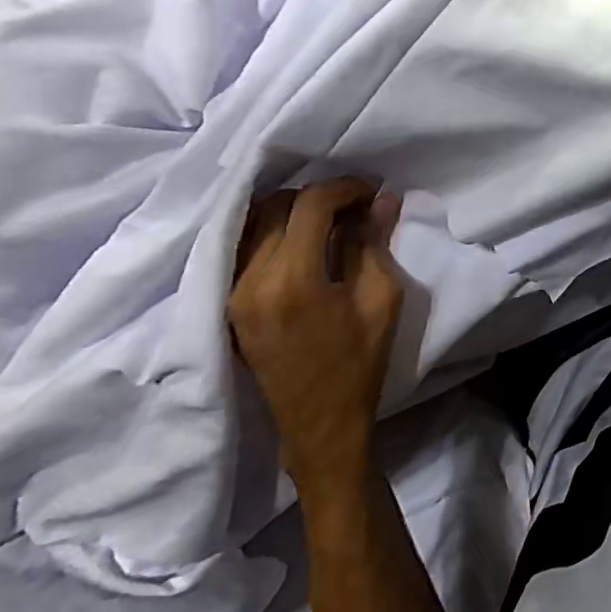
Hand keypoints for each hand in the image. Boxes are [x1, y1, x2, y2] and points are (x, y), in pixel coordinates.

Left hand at [228, 179, 403, 485]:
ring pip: (255, 222)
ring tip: (330, 221)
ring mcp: (231, 293)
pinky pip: (245, 247)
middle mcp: (250, 280)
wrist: (320, 423)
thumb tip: (381, 200)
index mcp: (292, 280)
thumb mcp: (382, 300)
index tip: (371, 191)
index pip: (310, 206)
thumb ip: (374, 244)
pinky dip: (274, 232)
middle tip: (355, 206)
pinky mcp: (227, 304)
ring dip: (294, 211)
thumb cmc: (360, 363)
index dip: (344, 188)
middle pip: (277, 207)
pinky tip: (303, 241)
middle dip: (319, 197)